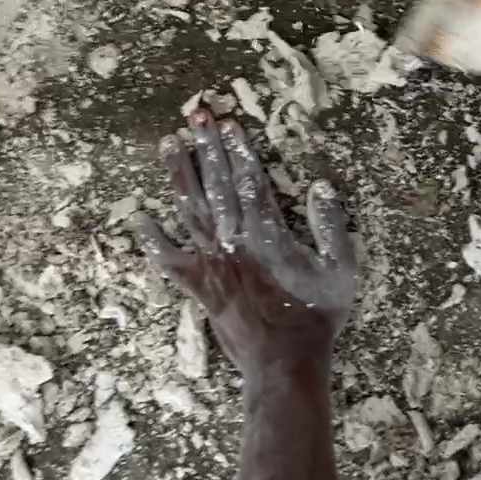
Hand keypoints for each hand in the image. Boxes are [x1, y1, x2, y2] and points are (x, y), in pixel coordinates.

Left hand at [137, 109, 356, 378]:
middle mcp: (234, 242)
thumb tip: (321, 186)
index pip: (251, 182)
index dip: (240, 151)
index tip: (228, 124)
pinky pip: (170, 261)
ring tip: (167, 144)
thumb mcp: (342, 270)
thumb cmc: (316, 315)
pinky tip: (139, 217)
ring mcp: (213, 264)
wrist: (284, 364)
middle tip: (196, 115)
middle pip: (218, 186)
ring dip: (179, 176)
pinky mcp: (199, 287)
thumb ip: (331, 226)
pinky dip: (153, 240)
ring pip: (190, 212)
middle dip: (207, 148)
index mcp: (268, 235)